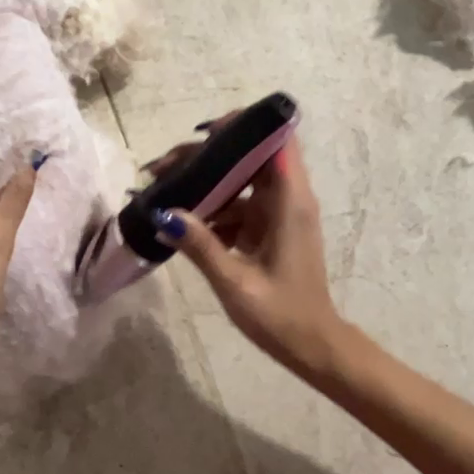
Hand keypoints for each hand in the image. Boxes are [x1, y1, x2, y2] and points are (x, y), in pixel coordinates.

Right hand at [149, 124, 347, 372]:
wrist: (313, 347)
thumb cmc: (281, 315)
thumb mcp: (235, 282)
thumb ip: (200, 246)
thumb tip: (163, 215)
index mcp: (290, 202)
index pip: (276, 141)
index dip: (244, 127)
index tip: (203, 134)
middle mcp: (288, 199)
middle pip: (249, 158)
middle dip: (206, 158)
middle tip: (162, 170)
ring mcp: (279, 214)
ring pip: (240, 182)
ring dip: (205, 184)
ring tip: (161, 192)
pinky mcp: (269, 229)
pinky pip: (239, 206)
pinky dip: (213, 208)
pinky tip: (181, 222)